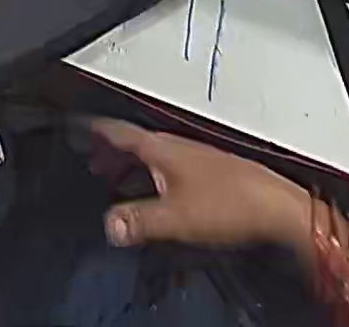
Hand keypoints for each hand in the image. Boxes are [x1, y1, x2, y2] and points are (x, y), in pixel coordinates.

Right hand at [91, 120, 313, 250]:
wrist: (274, 204)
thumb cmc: (230, 201)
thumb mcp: (175, 217)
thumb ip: (138, 220)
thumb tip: (109, 224)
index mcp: (158, 148)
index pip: (115, 130)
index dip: (92, 127)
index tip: (74, 124)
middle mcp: (170, 146)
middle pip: (128, 142)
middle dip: (105, 149)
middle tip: (87, 158)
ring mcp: (187, 156)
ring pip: (146, 154)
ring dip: (125, 162)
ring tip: (111, 177)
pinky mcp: (200, 170)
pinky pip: (160, 164)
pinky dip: (145, 172)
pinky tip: (149, 193)